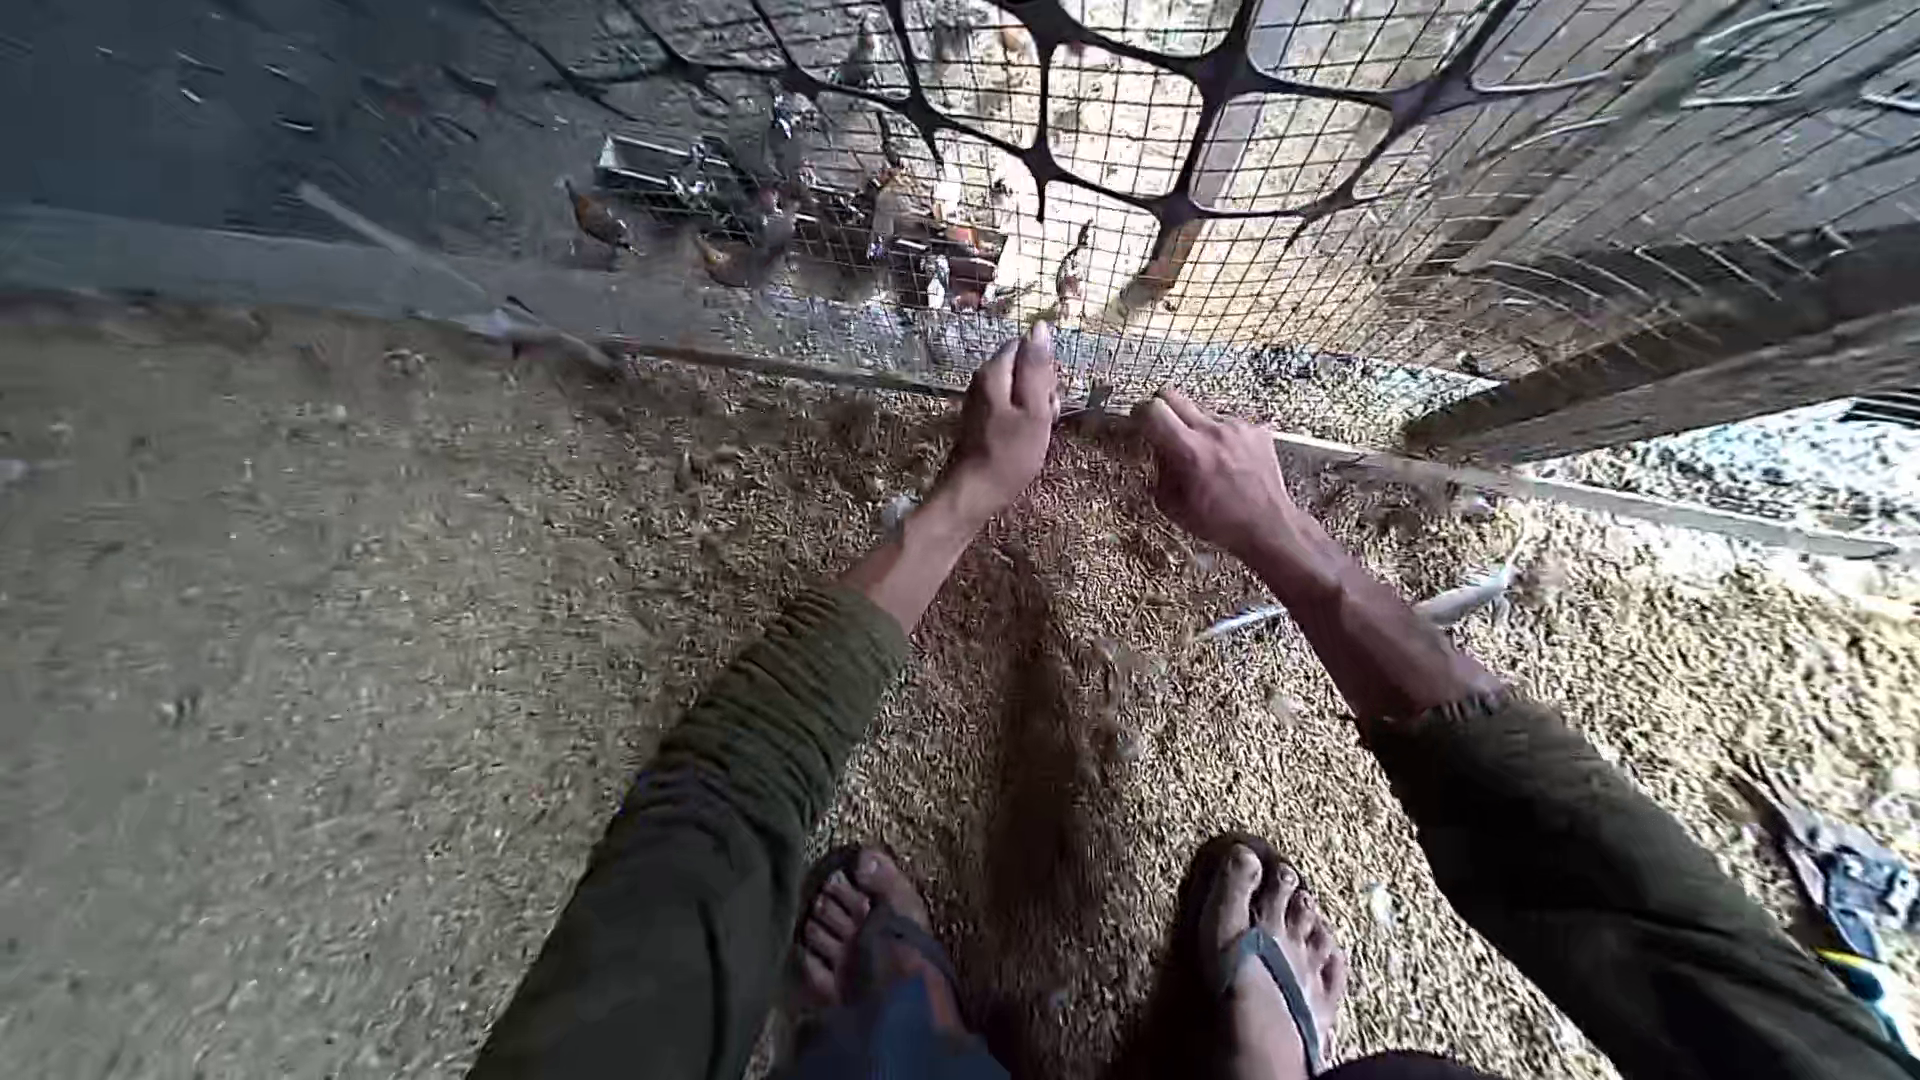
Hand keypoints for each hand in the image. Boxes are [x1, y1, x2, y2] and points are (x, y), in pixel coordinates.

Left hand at [938, 322, 1058, 518]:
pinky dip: (1022, 419)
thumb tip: (1041, 326)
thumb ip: (1037, 367)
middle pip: (1022, 366)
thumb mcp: (1033, 409)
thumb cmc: (1009, 453)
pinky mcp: (981, 419)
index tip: (1050, 394)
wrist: (975, 491)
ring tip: (1036, 431)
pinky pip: (1009, 407)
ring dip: (1034, 406)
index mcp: (994, 372)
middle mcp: (982, 380)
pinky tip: (1025, 438)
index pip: (1026, 346)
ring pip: (1018, 389)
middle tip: (1045, 416)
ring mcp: (980, 400)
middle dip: (1041, 387)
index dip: (1044, 367)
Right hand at [1133, 387, 1299, 559]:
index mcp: (1190, 451)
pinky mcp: (1256, 430)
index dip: (1139, 412)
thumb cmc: (1219, 522)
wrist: (1266, 525)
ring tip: (1201, 456)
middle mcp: (1214, 432)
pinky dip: (1219, 437)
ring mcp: (1238, 428)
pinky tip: (1225, 460)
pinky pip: (1226, 423)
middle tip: (1160, 427)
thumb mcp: (1172, 505)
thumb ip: (1159, 472)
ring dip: (1193, 427)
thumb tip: (1156, 452)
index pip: (1153, 410)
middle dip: (1161, 408)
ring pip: (1201, 412)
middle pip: (1174, 396)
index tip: (1137, 419)